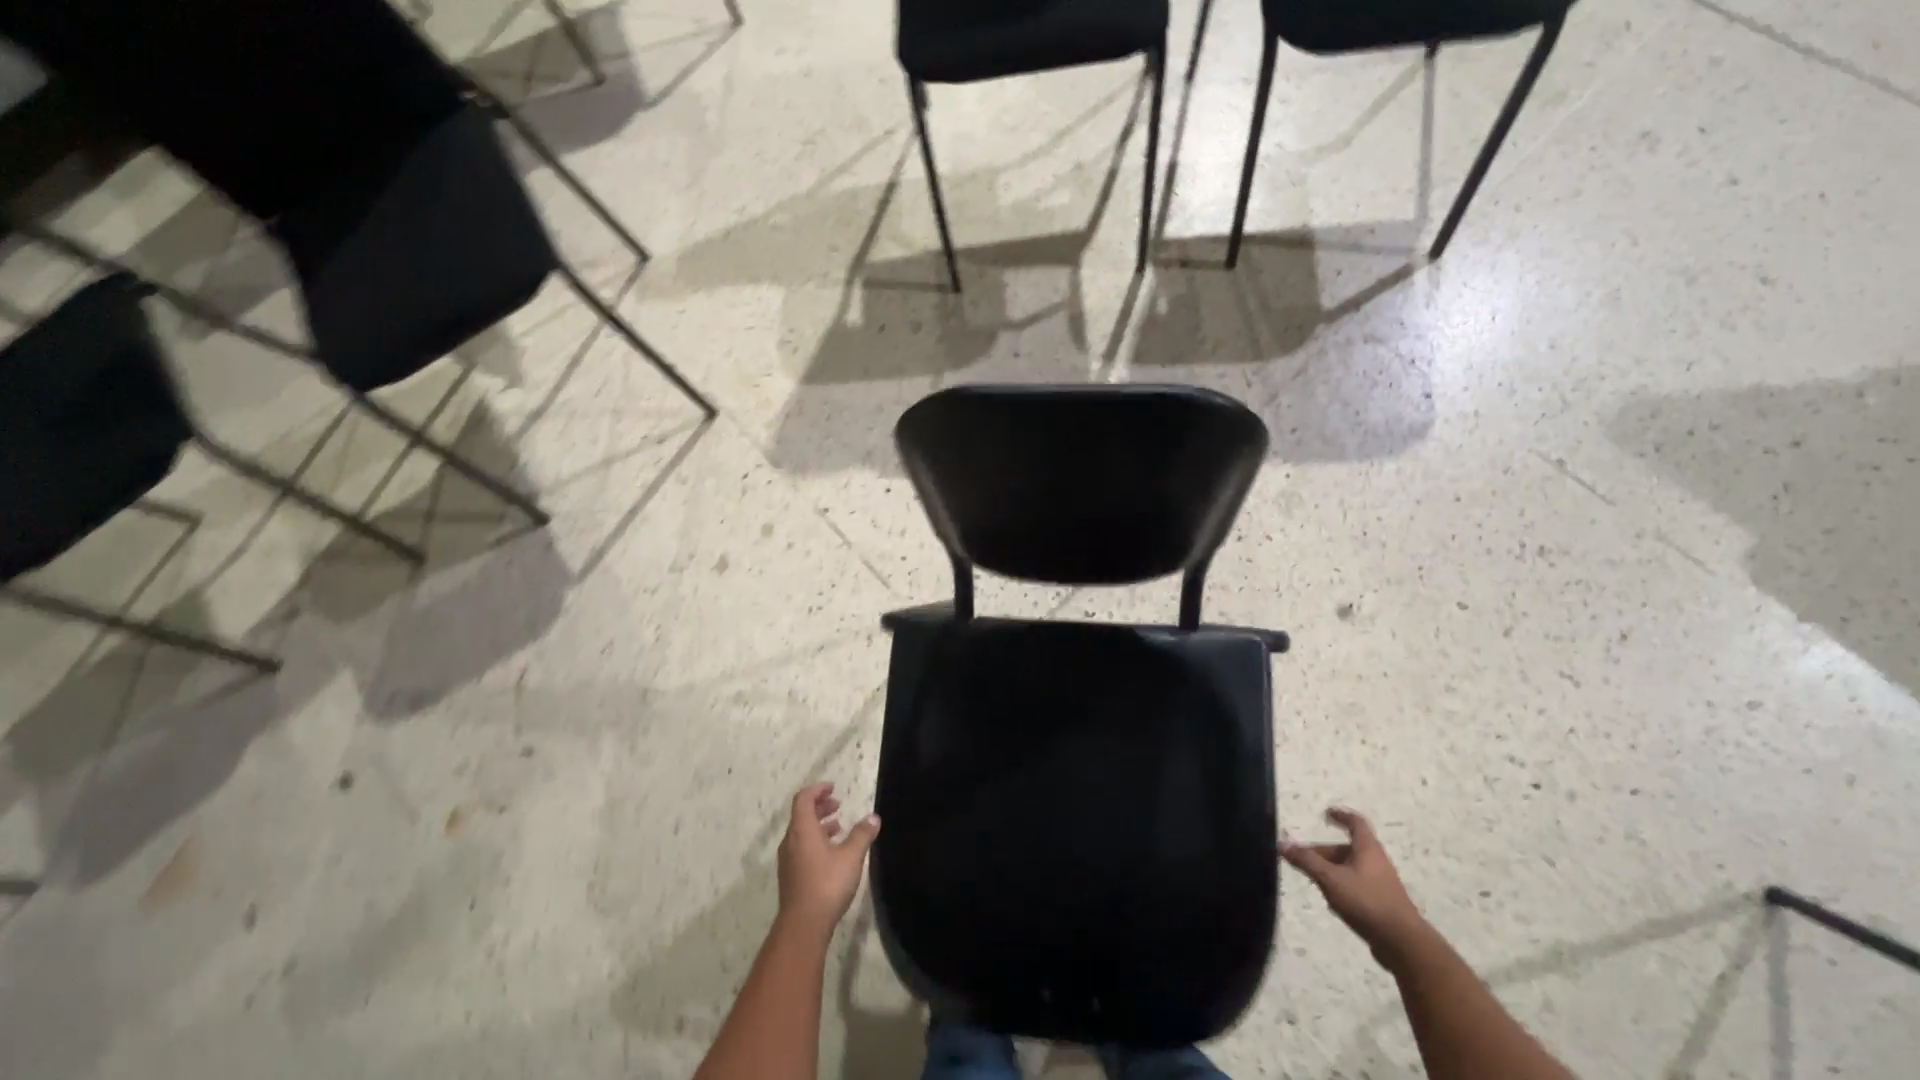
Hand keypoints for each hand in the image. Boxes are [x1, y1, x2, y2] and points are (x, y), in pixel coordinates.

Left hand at [776, 782, 880, 939]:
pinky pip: (801, 847)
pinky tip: (832, 853)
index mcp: (802, 830)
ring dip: (818, 824)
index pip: (803, 799)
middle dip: (819, 806)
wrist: (803, 924)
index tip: (833, 787)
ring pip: (801, 832)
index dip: (817, 790)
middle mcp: (790, 841)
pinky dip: (815, 840)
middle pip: (801, 814)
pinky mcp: (791, 875)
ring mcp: (788, 859)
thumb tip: (874, 817)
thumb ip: (862, 834)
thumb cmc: (827, 884)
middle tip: (838, 804)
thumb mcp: (851, 856)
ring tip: (838, 826)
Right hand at [1282, 807, 1430, 968]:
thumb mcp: (1330, 879)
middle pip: (1347, 848)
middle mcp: (1376, 861)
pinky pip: (1356, 884)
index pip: (1355, 823)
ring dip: (1330, 869)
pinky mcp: (1380, 901)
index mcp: (1368, 849)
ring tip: (1311, 879)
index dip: (1341, 816)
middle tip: (1301, 858)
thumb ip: (1306, 861)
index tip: (1326, 814)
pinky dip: (1340, 884)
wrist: (1401, 941)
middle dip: (1323, 851)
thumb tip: (1282, 843)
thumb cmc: (1366, 901)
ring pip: (1350, 868)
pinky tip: (1330, 899)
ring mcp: (1380, 882)